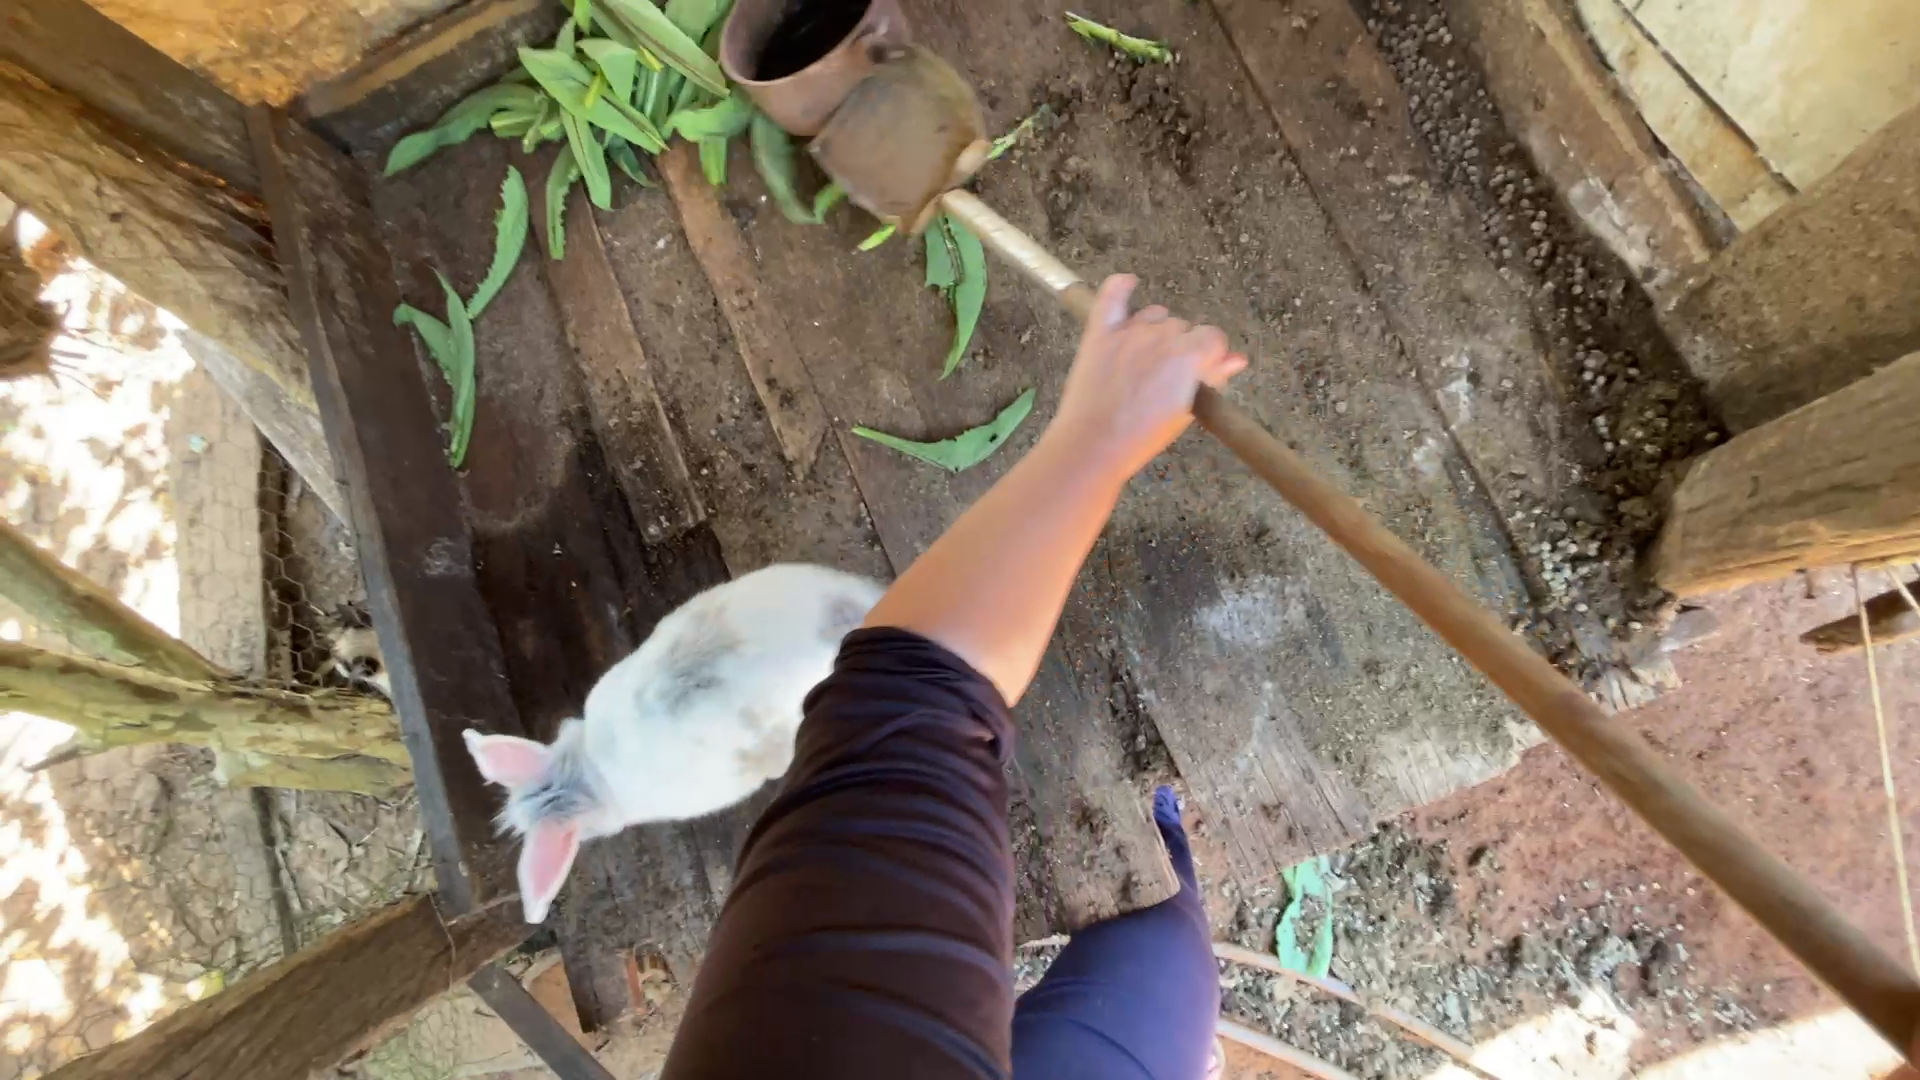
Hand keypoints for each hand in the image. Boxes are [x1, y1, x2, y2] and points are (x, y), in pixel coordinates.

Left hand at [1047, 275, 1247, 478]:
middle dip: (1179, 348)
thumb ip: (1212, 378)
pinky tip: (1129, 283)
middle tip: (1163, 380)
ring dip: (1155, 330)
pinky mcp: (1100, 334)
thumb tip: (1236, 360)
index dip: (1208, 356)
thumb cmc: (1141, 436)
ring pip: (1154, 315)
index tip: (1199, 373)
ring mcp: (1129, 332)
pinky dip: (1121, 286)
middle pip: (1181, 328)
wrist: (1093, 445)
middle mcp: (1161, 335)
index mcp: (1189, 355)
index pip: (1212, 338)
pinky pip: (1112, 296)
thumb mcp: (1185, 411)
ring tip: (1143, 361)